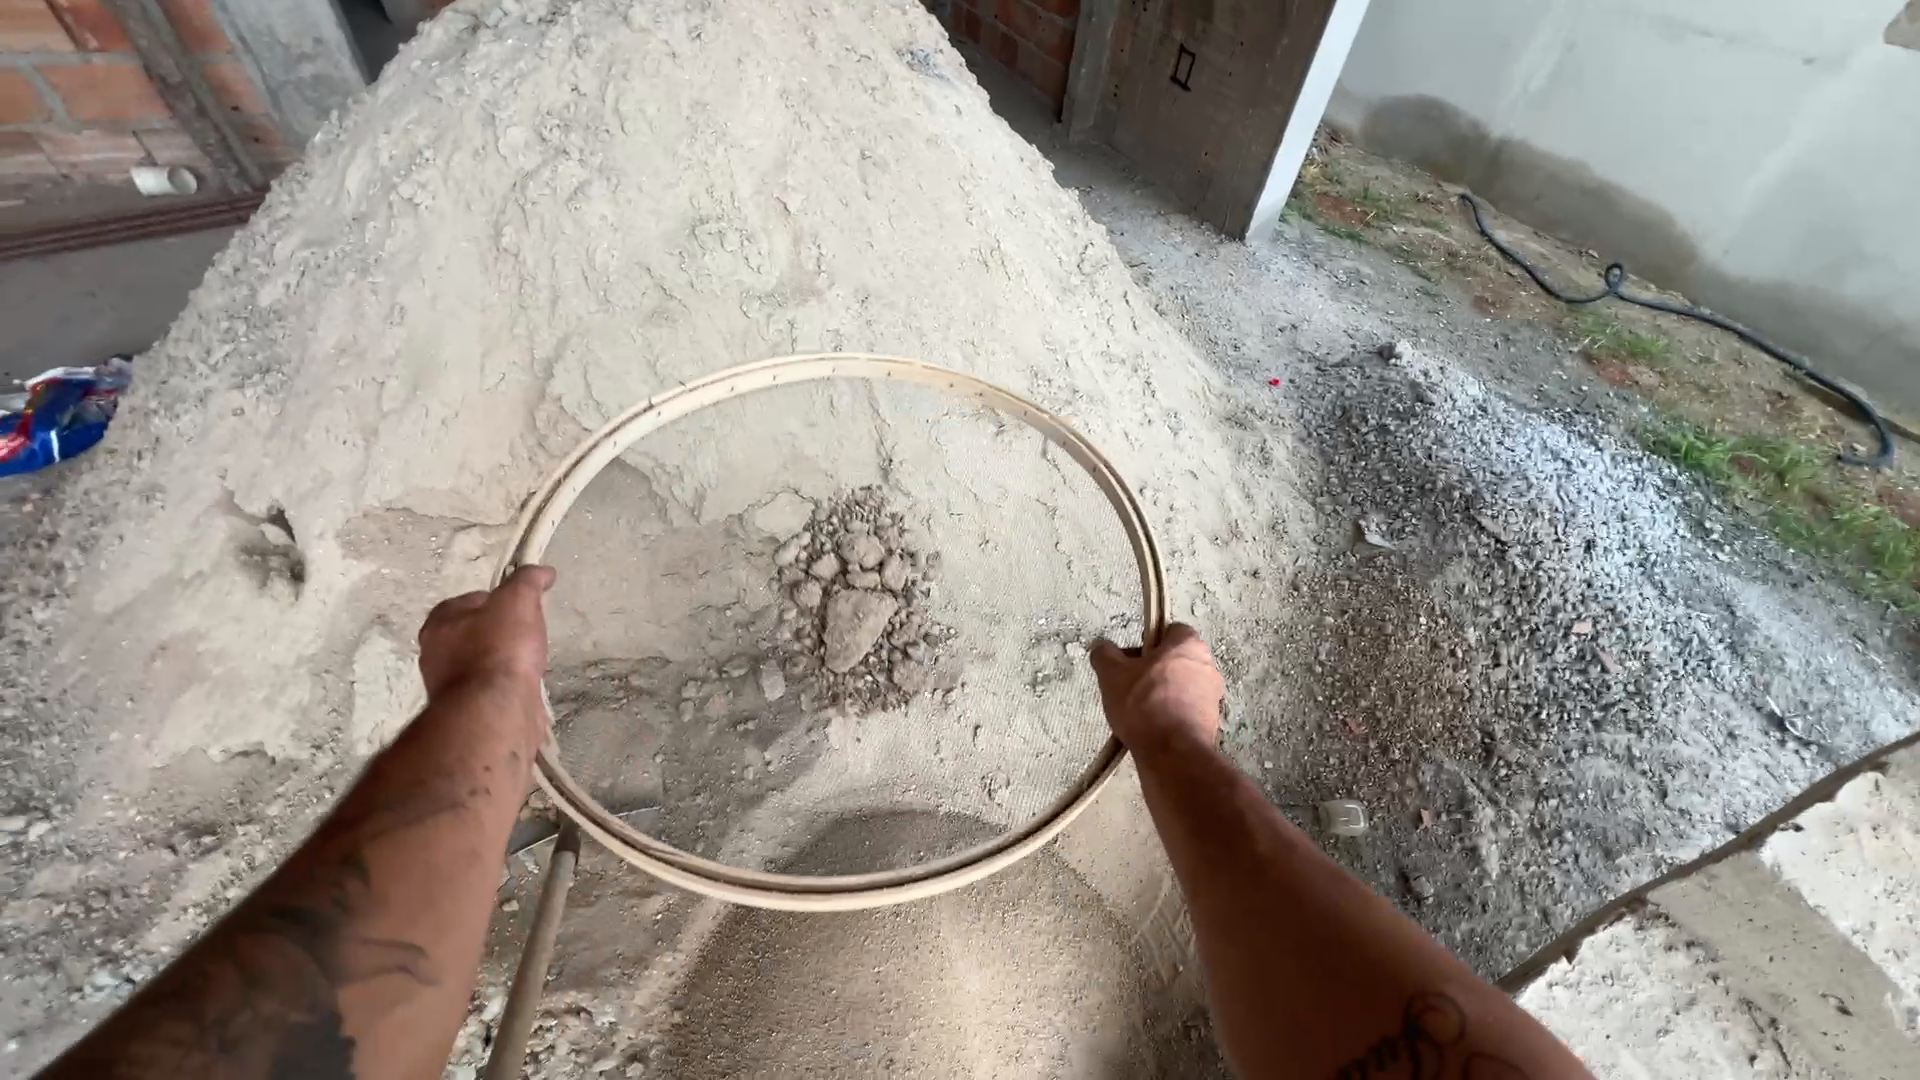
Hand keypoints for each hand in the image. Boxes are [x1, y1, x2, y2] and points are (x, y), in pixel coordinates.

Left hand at [418, 565, 555, 701]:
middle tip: (529, 630)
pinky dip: (507, 681)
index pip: (470, 600)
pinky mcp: (468, 707)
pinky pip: (490, 685)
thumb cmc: (501, 647)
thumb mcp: (518, 600)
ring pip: (482, 659)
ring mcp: (450, 683)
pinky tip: (525, 681)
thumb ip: (528, 581)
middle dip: (501, 630)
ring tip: (531, 657)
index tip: (525, 605)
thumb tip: (542, 571)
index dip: (500, 598)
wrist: (495, 707)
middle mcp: (436, 651)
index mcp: (441, 621)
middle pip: (474, 631)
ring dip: (504, 658)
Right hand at [1088, 623, 1224, 752]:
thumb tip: (1100, 646)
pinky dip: (1171, 714)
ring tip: (1137, 710)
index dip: (1149, 641)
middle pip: (1176, 659)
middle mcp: (1207, 666)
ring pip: (1181, 685)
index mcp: (1189, 645)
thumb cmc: (1143, 704)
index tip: (1132, 658)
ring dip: (1162, 693)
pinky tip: (1151, 727)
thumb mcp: (1112, 675)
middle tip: (1130, 684)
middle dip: (1154, 669)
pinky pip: (1186, 709)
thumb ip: (1104, 654)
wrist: (1172, 753)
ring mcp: (1213, 696)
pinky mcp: (1212, 722)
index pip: (1171, 630)